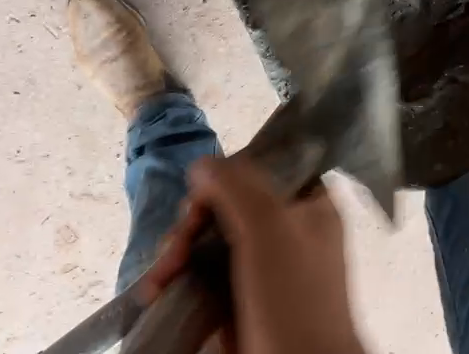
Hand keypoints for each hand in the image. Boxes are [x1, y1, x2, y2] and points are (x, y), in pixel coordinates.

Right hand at [141, 156, 367, 353]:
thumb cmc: (291, 299)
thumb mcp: (267, 226)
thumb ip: (234, 184)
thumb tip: (201, 165)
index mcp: (310, 203)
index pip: (260, 166)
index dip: (225, 176)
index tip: (200, 197)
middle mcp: (290, 230)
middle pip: (228, 204)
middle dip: (191, 222)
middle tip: (175, 247)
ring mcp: (266, 268)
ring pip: (211, 239)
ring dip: (178, 252)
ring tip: (160, 278)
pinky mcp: (242, 302)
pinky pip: (204, 275)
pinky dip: (180, 278)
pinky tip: (158, 288)